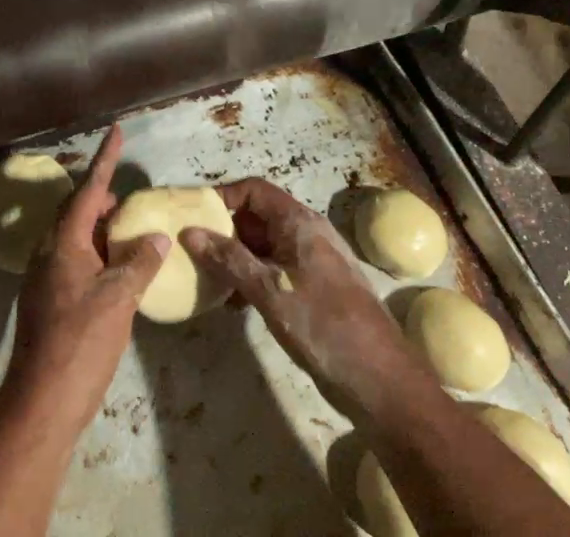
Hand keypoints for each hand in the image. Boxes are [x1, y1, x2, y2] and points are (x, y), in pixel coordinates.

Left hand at [0, 126, 170, 433]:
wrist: (44, 398)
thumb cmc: (81, 341)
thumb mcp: (118, 299)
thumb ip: (138, 263)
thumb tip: (155, 237)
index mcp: (62, 243)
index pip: (86, 191)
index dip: (104, 161)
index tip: (116, 131)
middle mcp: (48, 253)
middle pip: (77, 213)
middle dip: (102, 200)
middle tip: (131, 200)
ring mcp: (46, 279)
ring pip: (75, 240)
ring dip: (101, 231)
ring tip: (131, 233)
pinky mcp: (49, 302)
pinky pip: (76, 263)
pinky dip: (98, 256)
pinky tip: (119, 271)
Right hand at [180, 179, 425, 408]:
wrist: (380, 379)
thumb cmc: (323, 326)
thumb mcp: (270, 291)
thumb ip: (229, 260)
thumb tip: (190, 232)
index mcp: (300, 224)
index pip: (254, 190)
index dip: (222, 197)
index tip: (192, 217)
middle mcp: (306, 235)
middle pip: (256, 216)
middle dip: (223, 231)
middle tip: (192, 252)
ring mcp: (311, 262)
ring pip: (263, 246)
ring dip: (234, 258)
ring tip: (206, 279)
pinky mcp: (313, 288)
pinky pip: (273, 269)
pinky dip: (250, 277)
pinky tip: (232, 302)